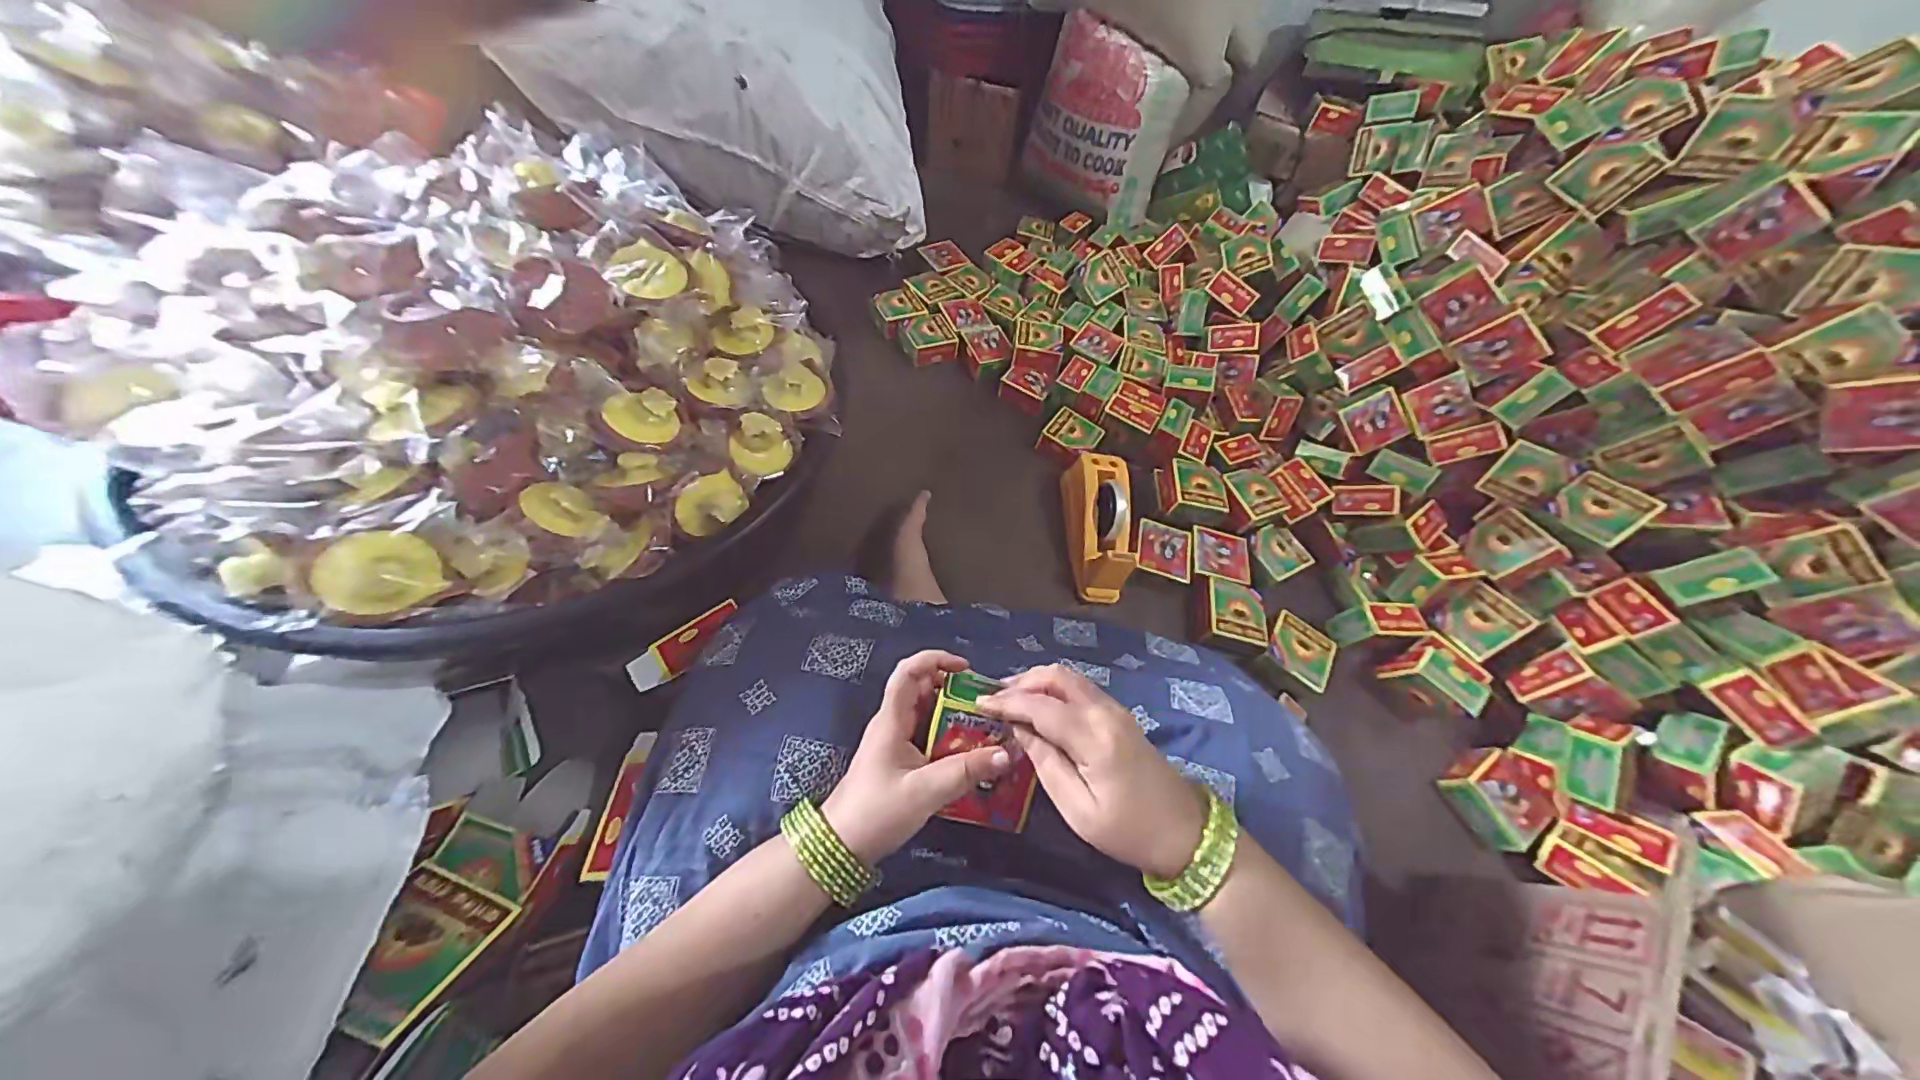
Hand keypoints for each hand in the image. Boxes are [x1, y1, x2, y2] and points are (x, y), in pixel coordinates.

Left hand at [820, 650, 1012, 864]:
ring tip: (985, 725)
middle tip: (984, 702)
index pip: (908, 672)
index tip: (965, 669)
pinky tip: (969, 752)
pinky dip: (948, 736)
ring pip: (926, 714)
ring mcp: (894, 742)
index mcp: (891, 720)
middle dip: (953, 687)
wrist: (841, 846)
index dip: (935, 659)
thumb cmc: (876, 812)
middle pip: (921, 689)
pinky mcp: (898, 761)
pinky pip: (926, 736)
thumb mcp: (925, 792)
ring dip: (953, 714)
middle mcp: (891, 724)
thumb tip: (1005, 753)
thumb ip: (965, 771)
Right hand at [978, 664, 1207, 879]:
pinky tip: (1039, 707)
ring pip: (1070, 678)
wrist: (1186, 833)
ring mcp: (1116, 710)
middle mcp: (1105, 712)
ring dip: (1038, 682)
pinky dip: (1055, 690)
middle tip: (993, 698)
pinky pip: (1081, 689)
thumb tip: (1019, 730)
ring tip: (1010, 700)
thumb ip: (1045, 763)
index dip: (1007, 702)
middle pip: (1057, 677)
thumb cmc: (1128, 831)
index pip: (1040, 706)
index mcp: (1094, 736)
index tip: (978, 703)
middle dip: (1021, 681)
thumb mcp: (1078, 809)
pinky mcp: (1121, 716)